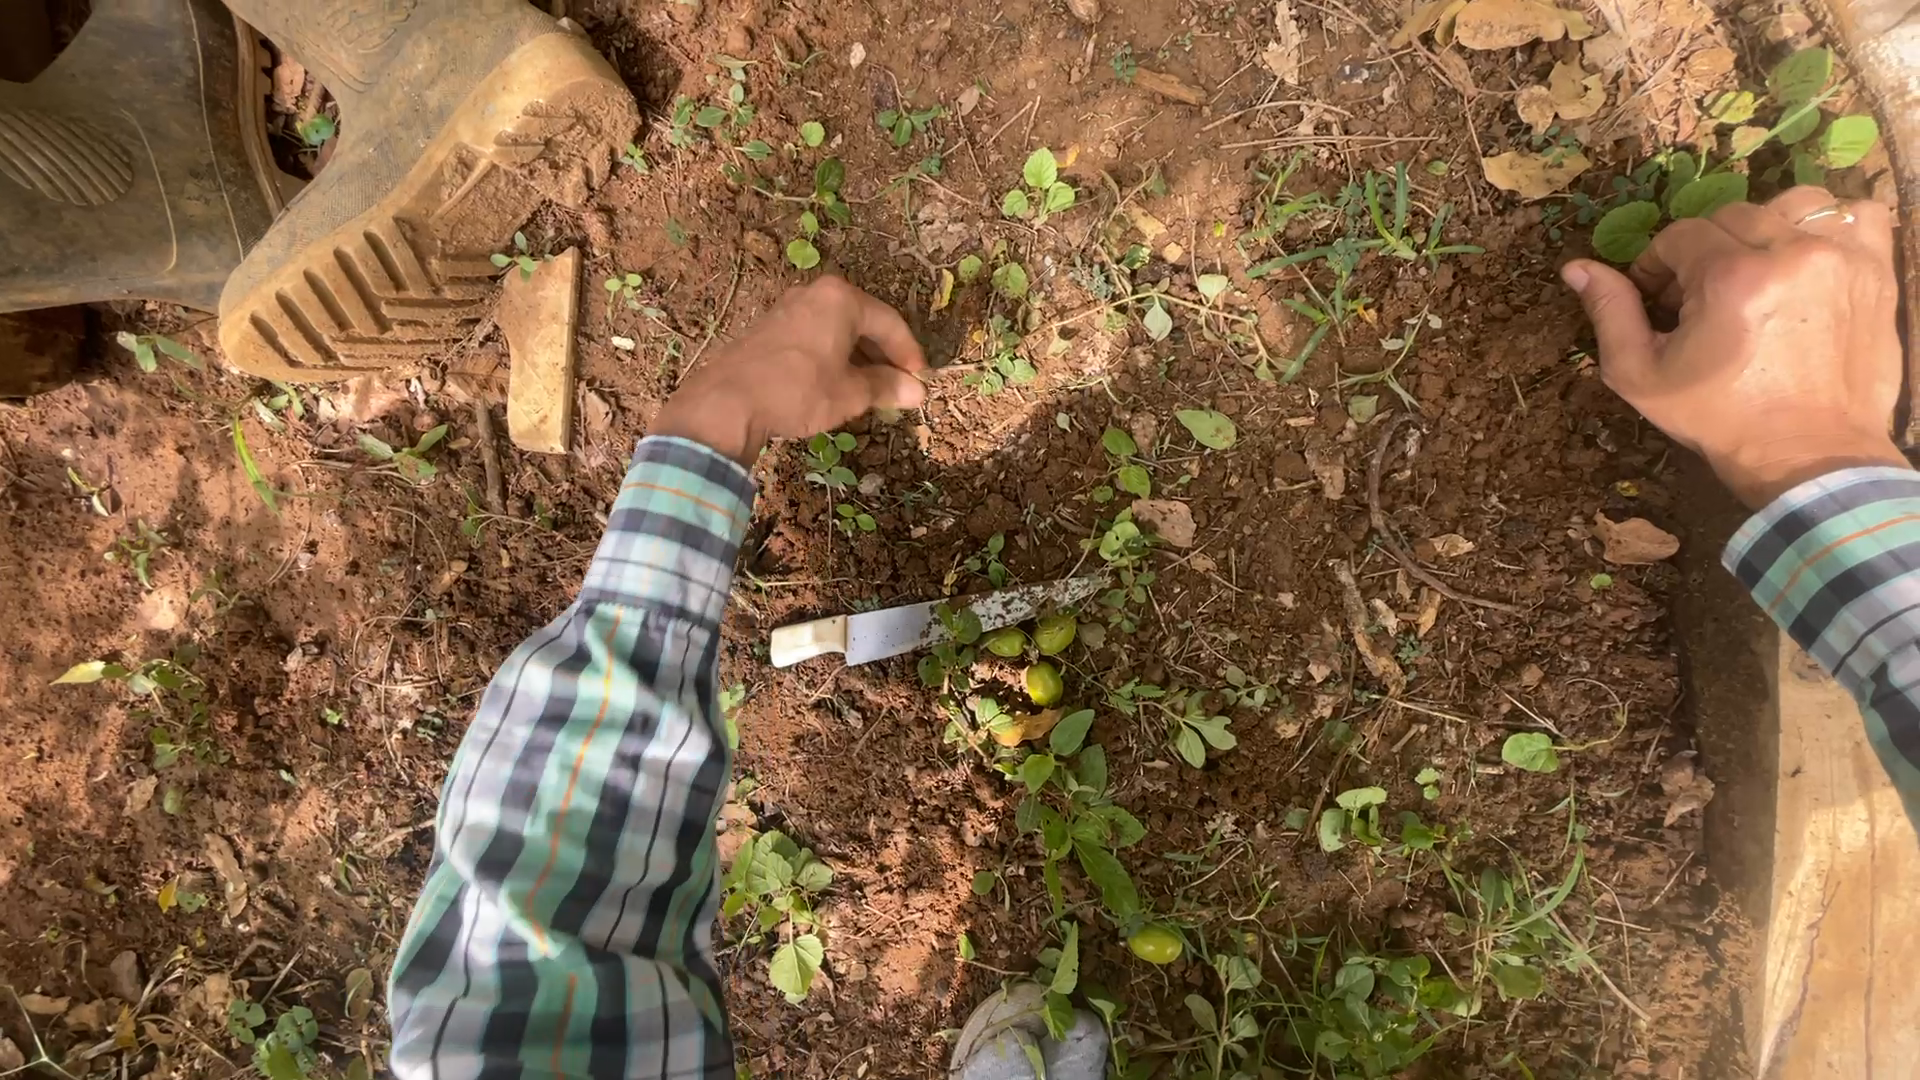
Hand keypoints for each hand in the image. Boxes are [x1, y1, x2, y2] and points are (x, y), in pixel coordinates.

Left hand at [650, 277, 927, 463]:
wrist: (728, 402)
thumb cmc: (799, 392)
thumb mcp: (850, 394)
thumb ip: (886, 387)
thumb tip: (916, 392)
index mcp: (842, 300)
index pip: (890, 323)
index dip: (910, 354)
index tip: (920, 380)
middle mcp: (815, 294)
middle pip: (864, 322)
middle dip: (884, 356)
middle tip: (899, 385)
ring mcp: (789, 309)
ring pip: (838, 330)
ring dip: (859, 358)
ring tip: (871, 389)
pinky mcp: (770, 328)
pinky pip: (816, 337)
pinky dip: (834, 357)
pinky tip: (836, 383)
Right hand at [1561, 185, 1906, 506]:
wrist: (1803, 445)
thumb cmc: (1709, 412)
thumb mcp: (1637, 371)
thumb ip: (1610, 312)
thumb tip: (1576, 268)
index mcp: (1731, 277)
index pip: (1679, 235)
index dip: (1653, 265)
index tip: (1653, 301)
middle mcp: (1793, 252)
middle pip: (1731, 215)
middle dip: (1702, 250)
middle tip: (1694, 298)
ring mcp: (1846, 256)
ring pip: (1794, 203)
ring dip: (1760, 228)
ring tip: (1748, 272)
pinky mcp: (1878, 268)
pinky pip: (1856, 213)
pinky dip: (1822, 225)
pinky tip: (1798, 260)